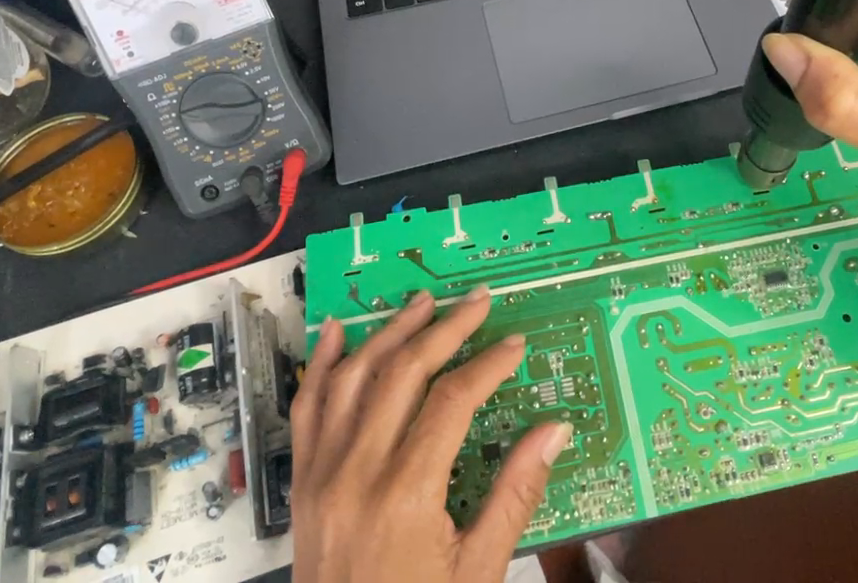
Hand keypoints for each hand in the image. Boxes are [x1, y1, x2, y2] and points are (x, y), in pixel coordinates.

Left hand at [291, 287, 573, 582]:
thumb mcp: (478, 571)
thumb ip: (515, 494)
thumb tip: (555, 429)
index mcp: (406, 494)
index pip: (452, 401)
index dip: (487, 364)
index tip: (514, 344)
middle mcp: (357, 472)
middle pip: (402, 373)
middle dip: (445, 329)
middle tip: (477, 301)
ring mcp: (321, 473)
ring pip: (353, 378)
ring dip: (390, 331)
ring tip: (423, 301)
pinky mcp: (302, 481)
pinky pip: (306, 408)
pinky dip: (321, 363)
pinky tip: (336, 330)